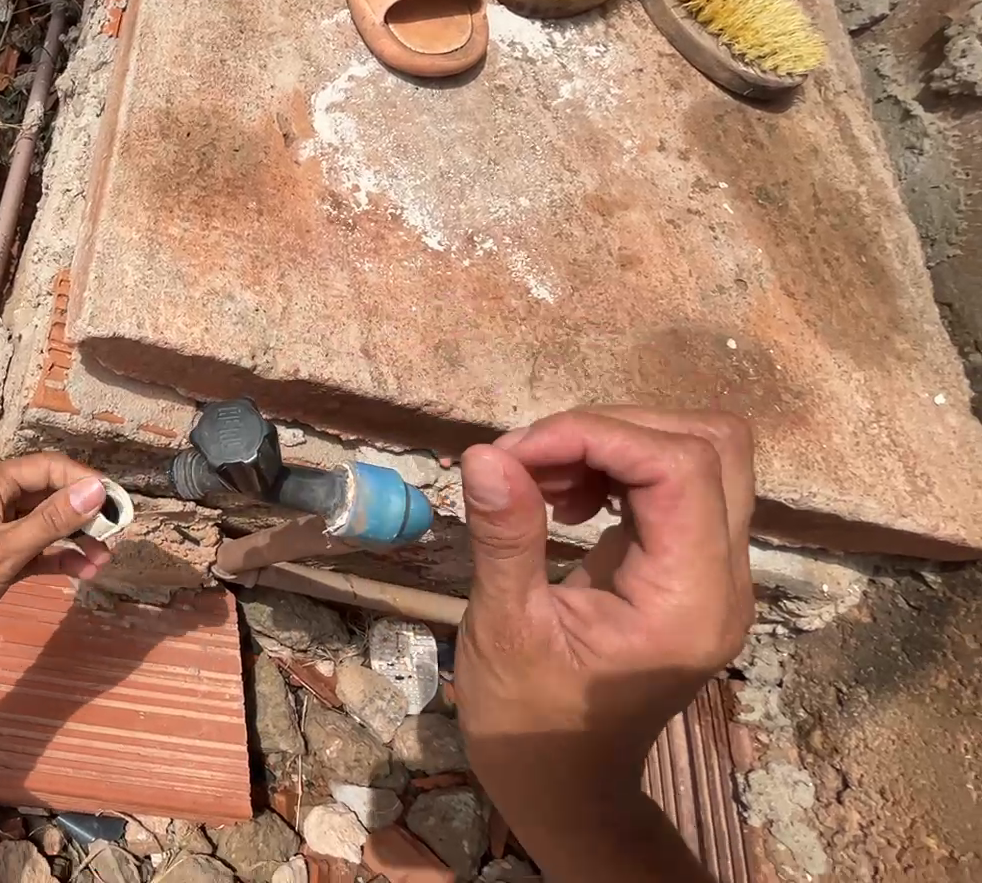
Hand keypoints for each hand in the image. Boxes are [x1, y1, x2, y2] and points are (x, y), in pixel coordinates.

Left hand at [0, 453, 112, 680]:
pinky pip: (32, 552)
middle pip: (46, 494)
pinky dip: (56, 559)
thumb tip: (98, 488)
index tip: (118, 503)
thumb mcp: (2, 552)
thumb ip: (51, 521)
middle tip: (118, 534)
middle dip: (82, 511)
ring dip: (73, 539)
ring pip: (41, 526)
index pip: (45, 467)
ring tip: (105, 559)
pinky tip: (83, 571)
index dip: (83, 480)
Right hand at [454, 407, 753, 827]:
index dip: (591, 435)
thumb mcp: (504, 623)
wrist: (561, 774)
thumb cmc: (527, 711)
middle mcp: (720, 576)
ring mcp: (707, 570)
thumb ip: (505, 535)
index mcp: (687, 598)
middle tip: (525, 459)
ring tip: (535, 477)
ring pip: (694, 453)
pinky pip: (667, 481)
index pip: (681, 467)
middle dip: (606, 429)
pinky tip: (558, 497)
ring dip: (606, 443)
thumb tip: (482, 453)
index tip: (509, 454)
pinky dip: (607, 465)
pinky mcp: (679, 564)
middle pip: (709, 445)